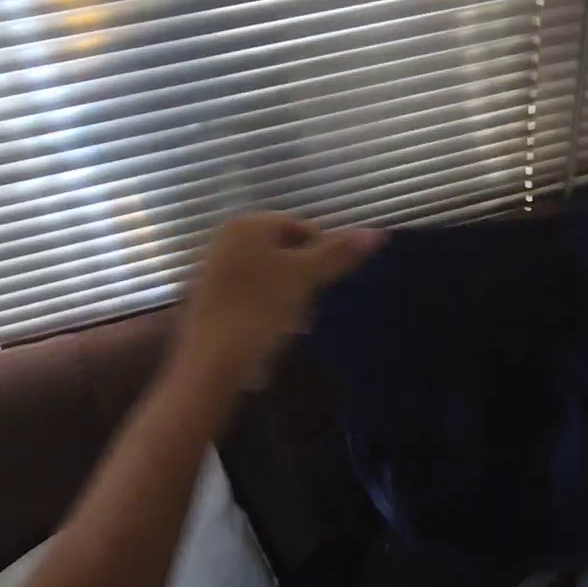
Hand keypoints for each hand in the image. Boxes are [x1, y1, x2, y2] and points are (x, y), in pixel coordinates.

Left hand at [176, 213, 384, 379]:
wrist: (212, 362)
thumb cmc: (260, 309)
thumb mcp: (305, 278)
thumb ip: (339, 253)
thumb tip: (377, 233)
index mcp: (248, 224)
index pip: (303, 228)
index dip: (322, 255)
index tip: (325, 285)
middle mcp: (227, 238)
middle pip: (285, 252)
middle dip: (305, 278)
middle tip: (311, 308)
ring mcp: (215, 268)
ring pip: (270, 275)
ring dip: (290, 297)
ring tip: (295, 325)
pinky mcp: (210, 298)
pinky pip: (251, 295)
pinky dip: (268, 309)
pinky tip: (273, 332)